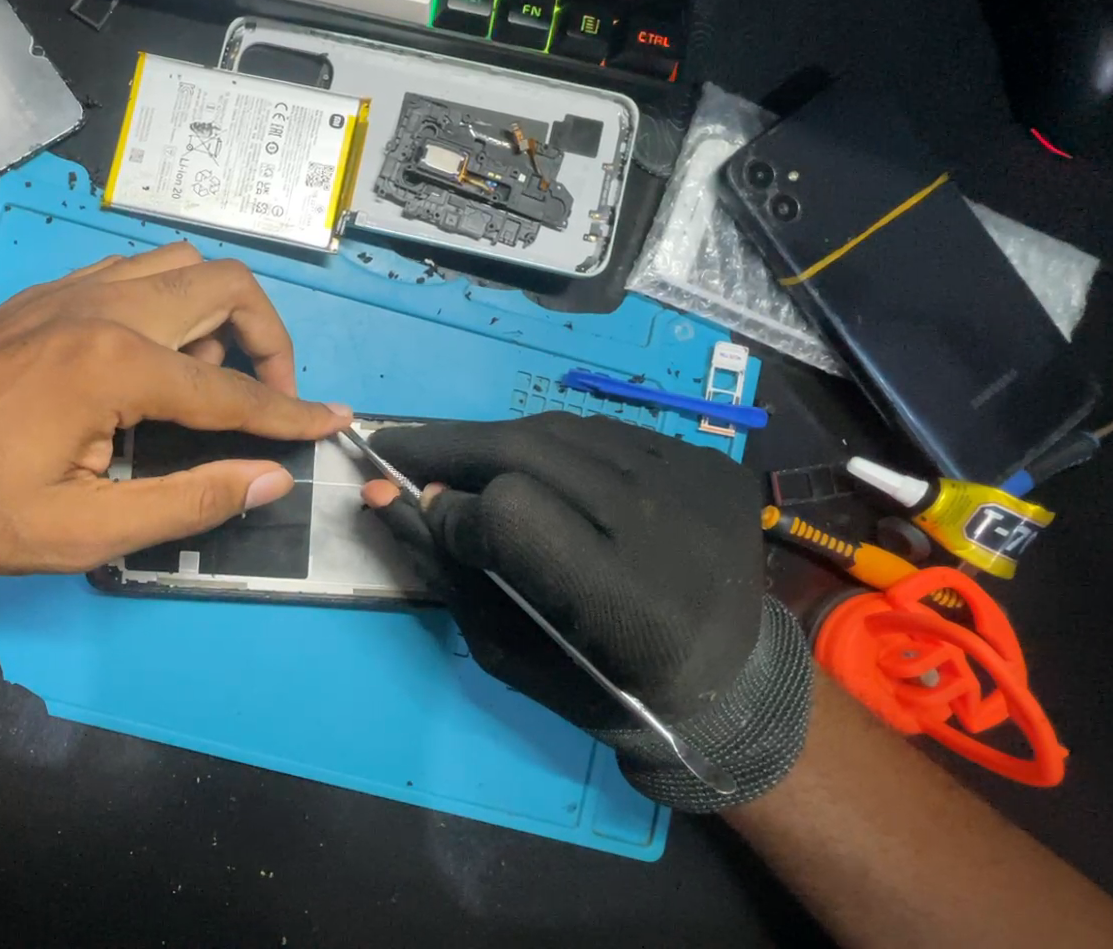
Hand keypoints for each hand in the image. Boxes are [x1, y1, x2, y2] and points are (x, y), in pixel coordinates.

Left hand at [0, 243, 349, 575]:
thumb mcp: (81, 532)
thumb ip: (186, 502)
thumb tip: (269, 477)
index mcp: (117, 365)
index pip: (232, 389)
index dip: (291, 412)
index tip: (334, 421)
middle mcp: (103, 308)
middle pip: (223, 288)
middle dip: (269, 341)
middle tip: (271, 398)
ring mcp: (68, 292)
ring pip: (179, 267)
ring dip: (219, 313)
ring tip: (214, 376)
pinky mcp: (41, 298)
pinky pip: (133, 274)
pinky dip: (172, 303)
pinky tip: (154, 354)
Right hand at [360, 414, 813, 811]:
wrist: (730, 680)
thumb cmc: (602, 684)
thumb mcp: (505, 648)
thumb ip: (444, 569)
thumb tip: (382, 496)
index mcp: (624, 603)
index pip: (509, 510)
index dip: (454, 510)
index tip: (423, 513)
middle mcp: (668, 528)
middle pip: (528, 447)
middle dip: (448, 446)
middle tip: (394, 448)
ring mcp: (696, 484)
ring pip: (561, 429)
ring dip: (493, 440)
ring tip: (455, 456)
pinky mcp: (710, 463)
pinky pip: (602, 432)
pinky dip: (549, 445)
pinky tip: (528, 464)